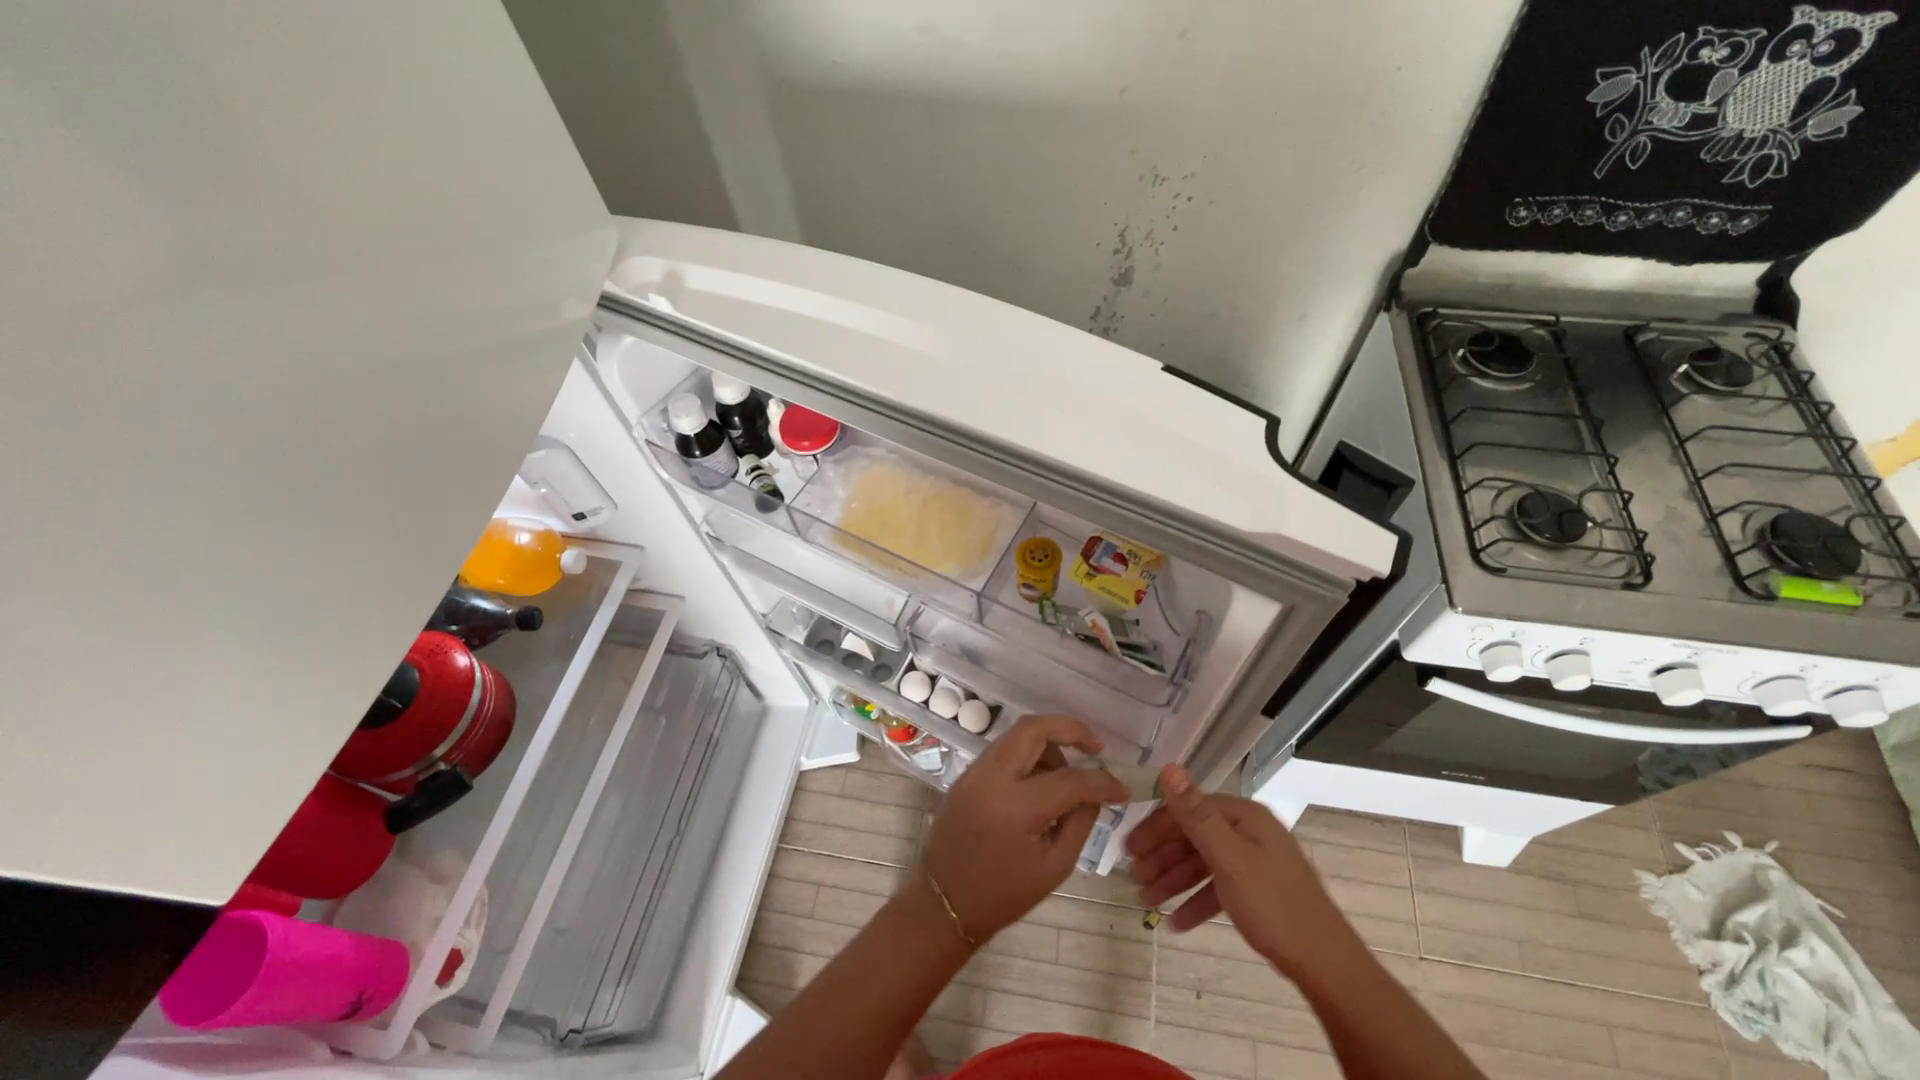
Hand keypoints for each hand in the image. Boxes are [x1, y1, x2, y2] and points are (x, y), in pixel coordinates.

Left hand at [922, 715, 1127, 941]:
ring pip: (1017, 735)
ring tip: (1068, 774)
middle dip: (1070, 729)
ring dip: (1048, 742)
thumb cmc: (1003, 895)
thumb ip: (1080, 821)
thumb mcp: (1055, 866)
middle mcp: (990, 779)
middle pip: (1033, 729)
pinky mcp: (966, 776)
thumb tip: (1096, 793)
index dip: (1102, 782)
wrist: (945, 903)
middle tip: (1096, 746)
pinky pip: (1003, 751)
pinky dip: (1028, 754)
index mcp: (1014, 808)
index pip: (1069, 780)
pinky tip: (1043, 779)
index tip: (1122, 789)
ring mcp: (973, 773)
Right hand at [1126, 764, 1346, 975]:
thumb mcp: (1228, 858)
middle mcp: (1249, 832)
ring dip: (1173, 880)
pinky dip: (1195, 901)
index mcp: (1244, 816)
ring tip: (1146, 900)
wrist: (1322, 960)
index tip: (1130, 850)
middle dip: (1162, 857)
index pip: (1189, 809)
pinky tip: (1176, 922)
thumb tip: (1169, 767)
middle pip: (1194, 836)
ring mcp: (1254, 861)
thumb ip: (1196, 814)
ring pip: (1203, 864)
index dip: (1156, 827)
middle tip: (1134, 878)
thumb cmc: (1272, 904)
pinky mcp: (1256, 890)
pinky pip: (1217, 888)